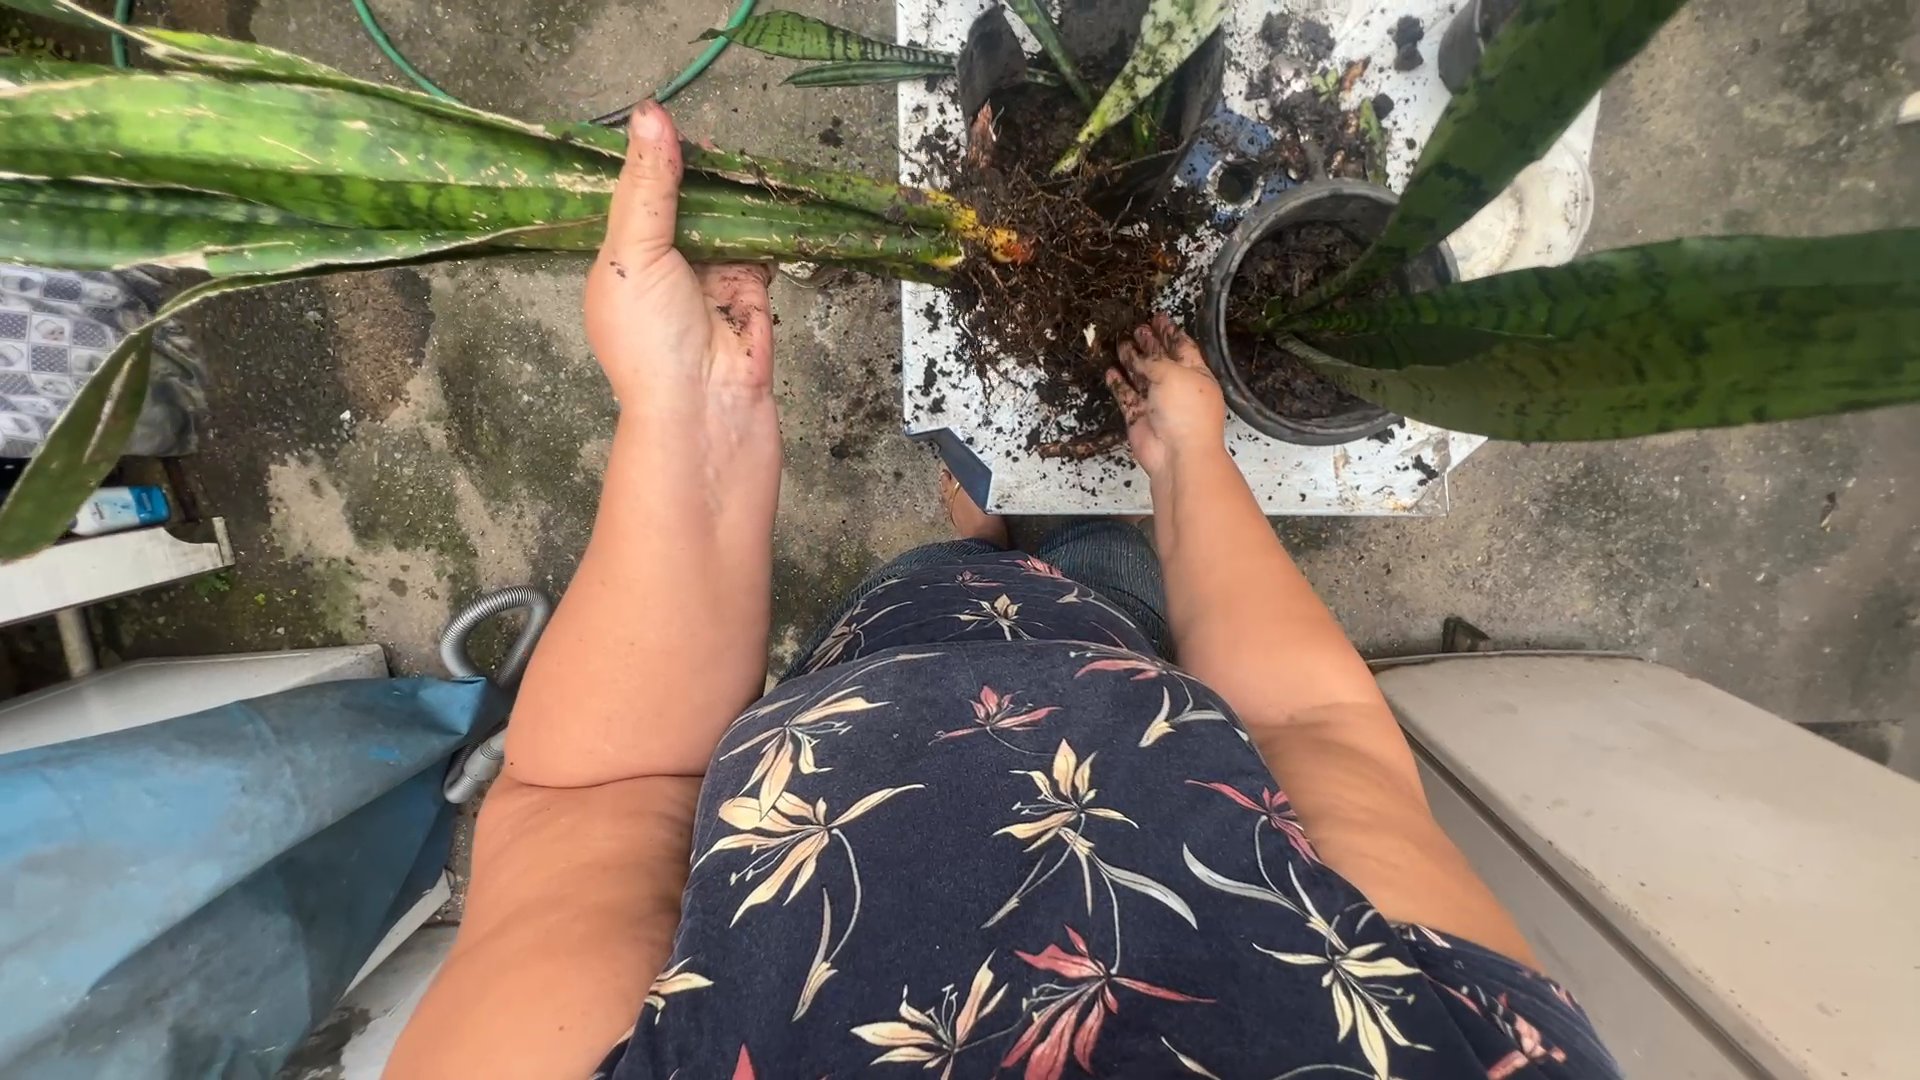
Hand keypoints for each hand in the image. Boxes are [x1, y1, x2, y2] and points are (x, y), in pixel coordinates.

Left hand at [583, 100, 776, 472]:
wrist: (706, 405)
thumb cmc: (651, 338)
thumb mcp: (632, 252)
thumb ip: (647, 185)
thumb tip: (651, 112)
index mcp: (619, 259)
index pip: (630, 195)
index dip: (644, 159)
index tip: (658, 118)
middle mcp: (664, 263)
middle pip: (679, 201)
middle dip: (692, 169)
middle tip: (704, 134)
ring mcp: (710, 275)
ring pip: (721, 218)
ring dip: (730, 191)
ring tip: (735, 152)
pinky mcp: (751, 287)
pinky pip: (758, 243)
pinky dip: (763, 221)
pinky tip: (764, 188)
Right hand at [1106, 313, 1227, 479]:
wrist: (1177, 454)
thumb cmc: (1186, 413)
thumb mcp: (1173, 374)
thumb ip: (1154, 361)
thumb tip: (1139, 356)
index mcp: (1195, 374)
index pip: (1182, 347)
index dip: (1169, 331)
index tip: (1158, 317)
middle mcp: (1177, 387)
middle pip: (1161, 360)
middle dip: (1150, 343)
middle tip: (1137, 328)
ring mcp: (1157, 403)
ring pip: (1142, 376)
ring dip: (1132, 360)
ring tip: (1121, 343)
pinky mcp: (1139, 417)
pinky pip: (1127, 396)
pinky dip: (1119, 384)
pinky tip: (1111, 371)